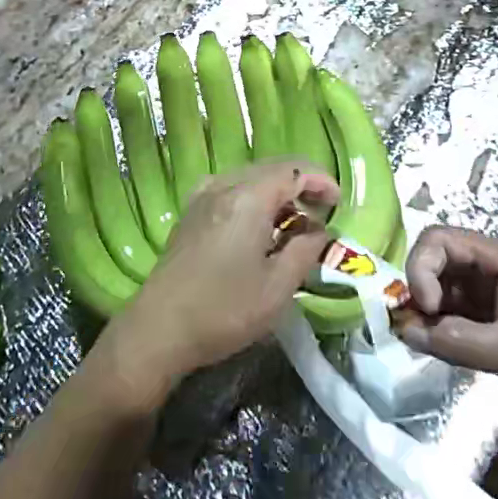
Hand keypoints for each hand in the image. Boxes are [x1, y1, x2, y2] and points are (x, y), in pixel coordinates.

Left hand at [100, 161, 339, 388]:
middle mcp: (224, 186)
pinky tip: (259, 225)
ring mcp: (202, 197)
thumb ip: (306, 250)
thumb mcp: (278, 287)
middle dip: (303, 183)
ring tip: (295, 221)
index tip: (339, 202)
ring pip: (251, 176)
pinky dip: (255, 197)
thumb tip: (320, 230)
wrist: (157, 331)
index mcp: (248, 197)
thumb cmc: (223, 310)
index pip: (295, 170)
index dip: (322, 181)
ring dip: (278, 190)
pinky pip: (232, 188)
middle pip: (273, 167)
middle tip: (323, 212)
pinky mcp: (191, 213)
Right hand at [395, 227, 497, 450]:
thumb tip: (403, 331)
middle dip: (420, 290)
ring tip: (423, 345)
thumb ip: (457, 341)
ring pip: (454, 293)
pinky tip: (442, 352)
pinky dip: (450, 331)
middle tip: (412, 331)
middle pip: (445, 263)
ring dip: (432, 313)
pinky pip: (468, 319)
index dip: (421, 267)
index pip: (444, 240)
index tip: (422, 309)